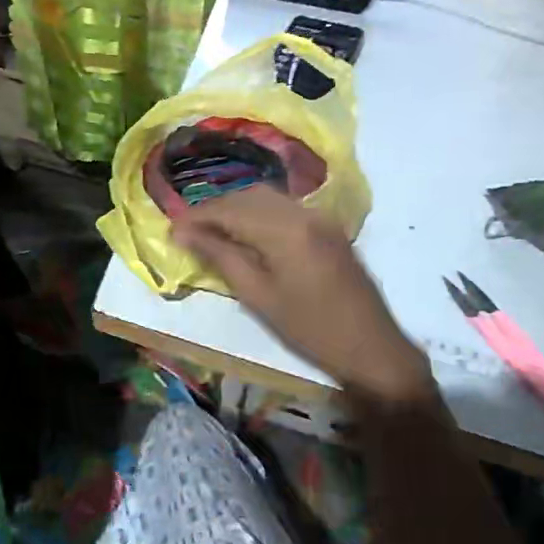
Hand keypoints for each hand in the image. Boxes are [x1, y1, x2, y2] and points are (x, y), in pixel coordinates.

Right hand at [174, 187, 431, 402]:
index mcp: (284, 229)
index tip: (172, 230)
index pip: (229, 209)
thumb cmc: (309, 329)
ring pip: (266, 198)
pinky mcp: (328, 226)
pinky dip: (259, 213)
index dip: (197, 217)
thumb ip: (220, 257)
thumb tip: (183, 233)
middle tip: (189, 231)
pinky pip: (284, 207)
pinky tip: (246, 233)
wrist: (372, 347)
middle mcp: (303, 212)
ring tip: (212, 231)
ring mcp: (319, 217)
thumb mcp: (257, 296)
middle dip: (215, 209)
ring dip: (236, 208)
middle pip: (247, 196)